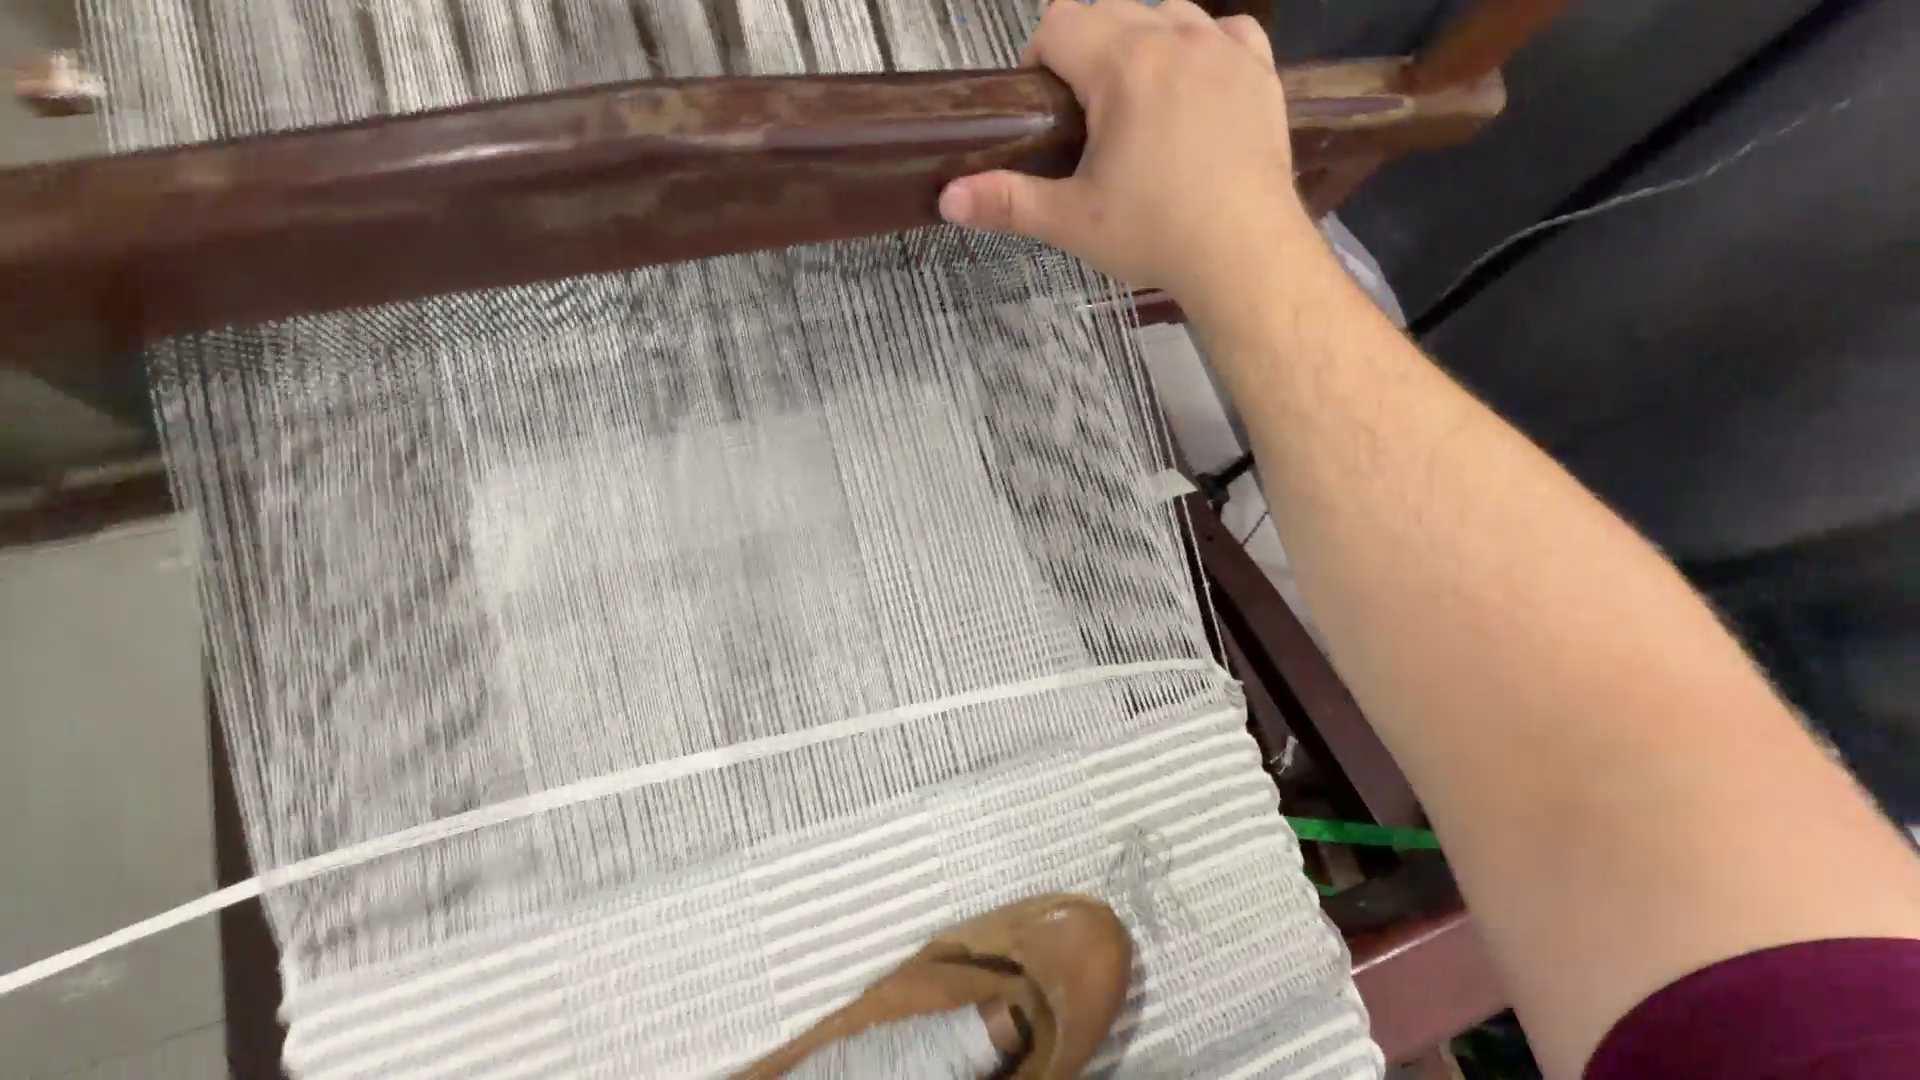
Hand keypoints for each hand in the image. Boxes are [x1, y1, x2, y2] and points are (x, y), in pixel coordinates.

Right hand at [938, 0, 1313, 303]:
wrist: (1245, 255)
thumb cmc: (1156, 235)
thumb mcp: (1072, 221)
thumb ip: (1007, 201)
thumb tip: (947, 198)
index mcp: (1123, 65)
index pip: (1059, 22)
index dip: (1037, 59)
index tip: (1041, 107)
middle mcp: (1175, 38)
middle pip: (1110, 8)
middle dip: (1086, 50)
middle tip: (1083, 117)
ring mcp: (1224, 50)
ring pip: (1167, 12)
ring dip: (1141, 42)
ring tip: (1135, 103)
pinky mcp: (1260, 73)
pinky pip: (1225, 31)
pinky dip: (1202, 48)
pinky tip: (1193, 87)